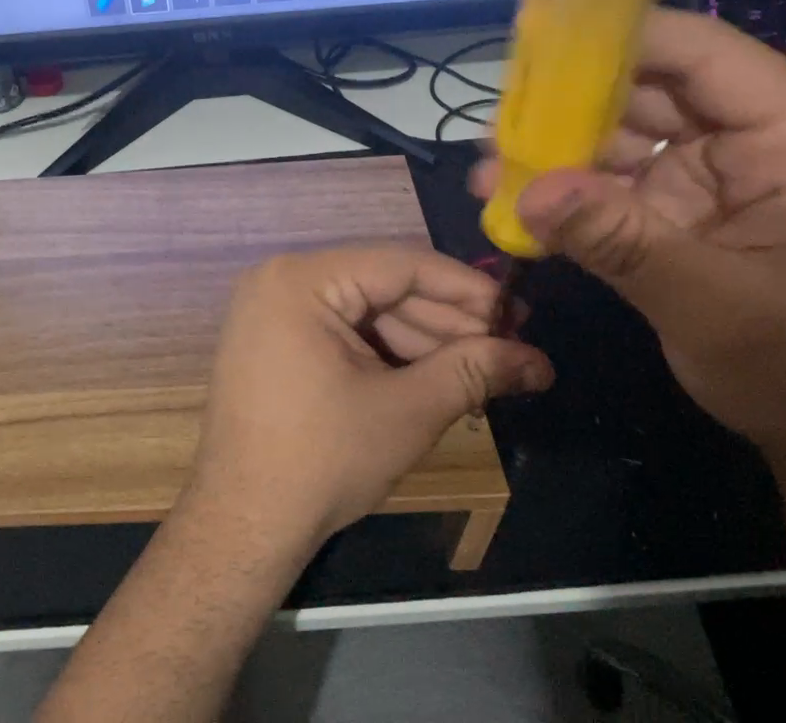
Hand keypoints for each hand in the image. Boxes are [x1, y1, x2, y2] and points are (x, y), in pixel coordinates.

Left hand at [187, 247, 553, 542]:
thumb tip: (541, 360)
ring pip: (365, 311)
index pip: (400, 264)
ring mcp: (270, 313)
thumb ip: (474, 371)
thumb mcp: (408, 410)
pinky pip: (340, 332)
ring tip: (486, 369)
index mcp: (301, 280)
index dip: (467, 288)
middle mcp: (279, 282)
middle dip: (448, 321)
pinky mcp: (272, 344)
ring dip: (423, 341)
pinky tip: (436, 376)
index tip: (519, 312)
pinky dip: (386, 353)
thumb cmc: (323, 459)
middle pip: (382, 287)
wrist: (244, 521)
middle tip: (513, 346)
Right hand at [473, 9, 785, 453]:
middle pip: (656, 93)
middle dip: (576, 99)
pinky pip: (613, 192)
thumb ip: (625, 243)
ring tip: (489, 161)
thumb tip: (529, 189)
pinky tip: (512, 202)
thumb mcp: (718, 307)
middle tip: (501, 110)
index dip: (631, 37)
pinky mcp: (678, 220)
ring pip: (625, 141)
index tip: (547, 38)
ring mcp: (710, 184)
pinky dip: (565, 196)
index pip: (710, 58)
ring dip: (559, 149)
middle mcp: (751, 148)